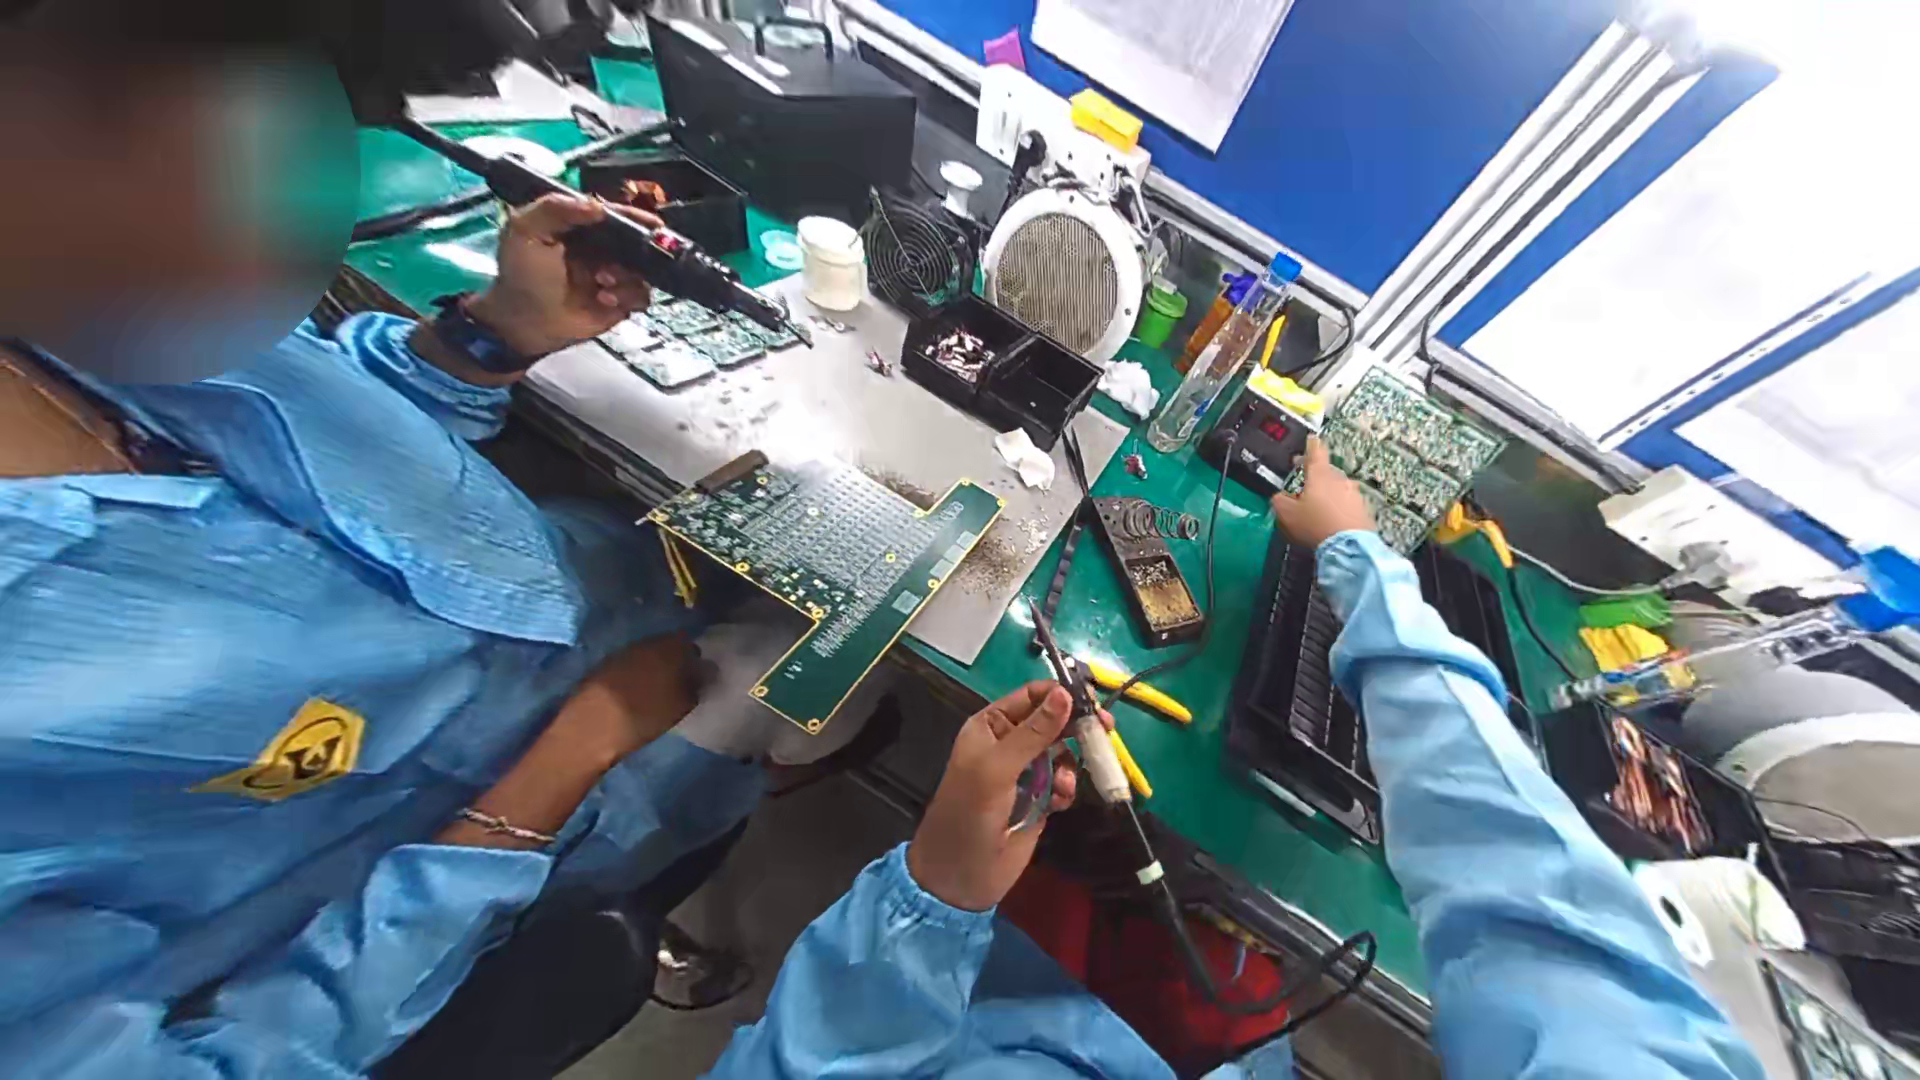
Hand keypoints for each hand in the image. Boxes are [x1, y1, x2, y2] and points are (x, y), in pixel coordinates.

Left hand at [465, 193, 660, 358]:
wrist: (528, 321)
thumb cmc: (523, 273)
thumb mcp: (525, 229)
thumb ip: (555, 209)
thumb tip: (600, 206)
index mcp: (581, 230)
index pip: (612, 217)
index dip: (633, 218)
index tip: (652, 223)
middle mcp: (602, 252)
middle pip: (636, 245)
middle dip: (638, 252)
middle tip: (631, 259)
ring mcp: (614, 278)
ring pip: (642, 272)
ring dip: (626, 277)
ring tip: (602, 283)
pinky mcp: (622, 303)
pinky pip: (642, 296)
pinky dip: (629, 297)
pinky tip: (606, 300)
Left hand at [546, 633, 702, 769]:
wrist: (589, 730)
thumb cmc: (644, 716)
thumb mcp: (682, 704)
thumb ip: (698, 683)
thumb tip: (707, 670)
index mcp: (669, 647)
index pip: (689, 641)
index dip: (695, 656)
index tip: (698, 673)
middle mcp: (645, 643)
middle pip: (666, 645)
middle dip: (674, 659)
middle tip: (679, 680)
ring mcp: (621, 653)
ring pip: (645, 654)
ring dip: (653, 666)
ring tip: (657, 688)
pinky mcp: (602, 667)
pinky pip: (627, 664)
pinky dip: (634, 674)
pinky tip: (635, 692)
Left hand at [907, 680, 1111, 911]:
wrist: (961, 877)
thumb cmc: (969, 812)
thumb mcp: (998, 768)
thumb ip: (1034, 732)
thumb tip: (1066, 693)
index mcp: (991, 725)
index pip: (1030, 696)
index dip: (1059, 694)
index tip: (1091, 701)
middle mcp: (1009, 742)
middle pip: (1052, 721)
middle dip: (1076, 726)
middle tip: (1104, 729)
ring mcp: (1026, 771)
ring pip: (1062, 751)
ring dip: (1071, 763)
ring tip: (1066, 782)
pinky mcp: (1040, 798)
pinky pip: (1064, 781)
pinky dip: (1068, 788)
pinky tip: (1060, 801)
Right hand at [1269, 436, 1374, 548]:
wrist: (1349, 546)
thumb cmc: (1314, 524)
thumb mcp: (1285, 513)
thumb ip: (1279, 500)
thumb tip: (1280, 496)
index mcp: (1320, 475)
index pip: (1316, 453)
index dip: (1311, 445)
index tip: (1311, 437)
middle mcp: (1340, 480)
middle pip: (1326, 471)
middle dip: (1315, 474)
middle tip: (1303, 480)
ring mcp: (1354, 494)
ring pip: (1337, 487)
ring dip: (1327, 492)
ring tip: (1316, 504)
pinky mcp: (1363, 509)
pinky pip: (1346, 502)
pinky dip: (1337, 505)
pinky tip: (1330, 517)